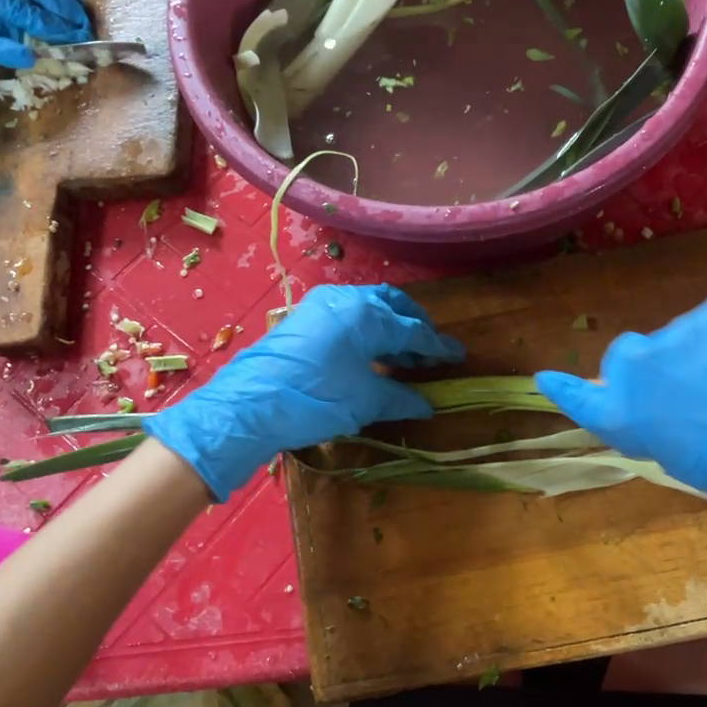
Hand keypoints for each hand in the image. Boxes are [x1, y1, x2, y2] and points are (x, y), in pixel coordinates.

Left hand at [145, 285, 464, 500]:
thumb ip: (400, 397)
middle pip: (392, 306)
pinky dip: (367, 332)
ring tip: (404, 357)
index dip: (438, 345)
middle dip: (415, 326)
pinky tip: (372, 356)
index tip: (458, 356)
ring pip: (368, 309)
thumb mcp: (365, 401)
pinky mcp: (304, 321)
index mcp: (366, 313)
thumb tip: (427, 403)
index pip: (414, 329)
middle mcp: (345, 299)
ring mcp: (320, 306)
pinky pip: (348, 317)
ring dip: (390, 329)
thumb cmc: (315, 399)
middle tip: (431, 350)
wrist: (249, 407)